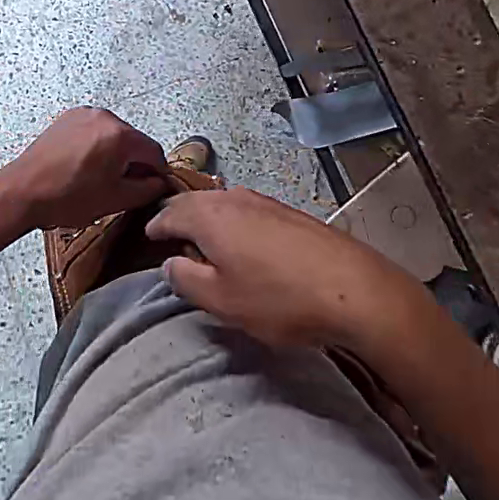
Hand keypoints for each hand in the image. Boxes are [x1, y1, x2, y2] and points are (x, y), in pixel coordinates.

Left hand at [0, 108, 169, 229]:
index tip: (154, 184)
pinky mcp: (70, 118)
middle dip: (133, 162)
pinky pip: (94, 130)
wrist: (21, 193)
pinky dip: (96, 146)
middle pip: (134, 141)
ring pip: (114, 135)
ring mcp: (86, 115)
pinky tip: (84, 166)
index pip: (154, 151)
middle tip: (123, 186)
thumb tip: (159, 183)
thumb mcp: (115, 200)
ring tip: (98, 178)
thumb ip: (147, 189)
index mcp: (121, 136)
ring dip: (114, 153)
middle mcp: (105, 118)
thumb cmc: (63, 197)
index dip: (158, 171)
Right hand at [144, 187, 430, 350]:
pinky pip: (248, 208)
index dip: (157, 224)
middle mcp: (238, 199)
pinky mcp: (291, 212)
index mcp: (213, 215)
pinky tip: (240, 237)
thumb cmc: (278, 297)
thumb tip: (170, 262)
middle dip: (181, 213)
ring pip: (225, 201)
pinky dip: (233, 218)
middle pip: (199, 199)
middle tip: (168, 231)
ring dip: (208, 214)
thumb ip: (187, 279)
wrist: (350, 286)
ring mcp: (268, 202)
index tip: (147, 235)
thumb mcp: (221, 300)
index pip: (173, 211)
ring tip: (200, 235)